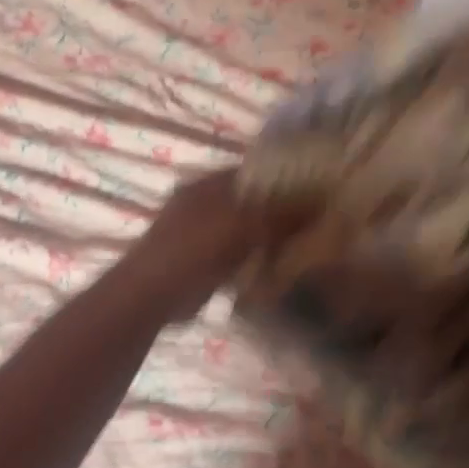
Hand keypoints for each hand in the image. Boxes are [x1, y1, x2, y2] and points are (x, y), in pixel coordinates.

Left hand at [115, 169, 298, 322]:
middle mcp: (201, 204)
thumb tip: (315, 202)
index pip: (252, 172)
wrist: (153, 295)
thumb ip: (278, 214)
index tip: (314, 188)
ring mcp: (199, 234)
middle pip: (249, 201)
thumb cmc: (194, 250)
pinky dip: (254, 258)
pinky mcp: (201, 262)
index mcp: (205, 185)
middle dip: (278, 209)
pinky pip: (236, 254)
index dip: (282, 177)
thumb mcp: (241, 226)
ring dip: (268, 236)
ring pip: (244, 229)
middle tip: (314, 218)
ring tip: (303, 242)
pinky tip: (277, 265)